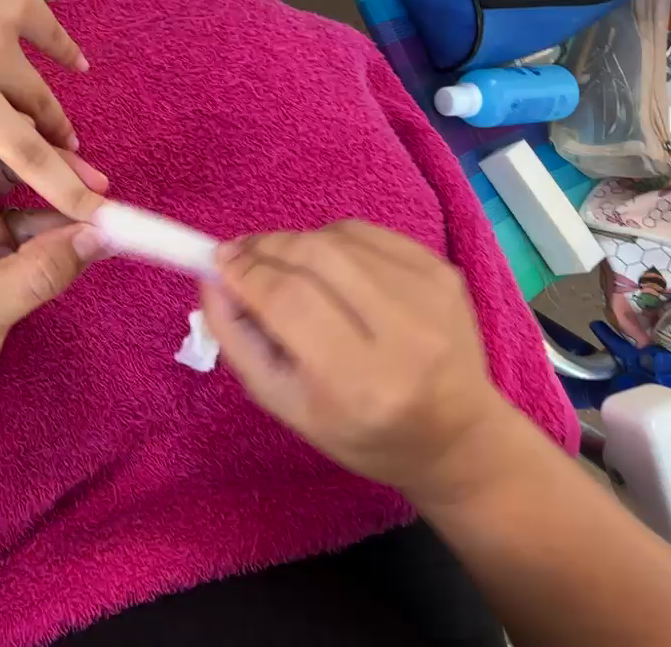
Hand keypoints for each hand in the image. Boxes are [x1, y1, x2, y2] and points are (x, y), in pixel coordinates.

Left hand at [0, 0, 99, 254]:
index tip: (6, 245)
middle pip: (24, 154)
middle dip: (63, 192)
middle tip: (96, 214)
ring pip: (43, 101)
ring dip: (60, 127)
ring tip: (74, 145)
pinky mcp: (22, 4)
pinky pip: (55, 42)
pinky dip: (68, 59)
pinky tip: (78, 68)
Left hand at [0, 145, 113, 427]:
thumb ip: (41, 269)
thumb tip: (101, 234)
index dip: (1, 131)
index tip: (54, 132)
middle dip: (44, 175)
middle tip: (97, 183)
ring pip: (12, 207)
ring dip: (55, 212)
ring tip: (103, 218)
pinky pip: (19, 241)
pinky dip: (51, 243)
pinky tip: (85, 245)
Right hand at [201, 221, 524, 503]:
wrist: (457, 438)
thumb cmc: (361, 431)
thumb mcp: (284, 403)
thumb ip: (237, 340)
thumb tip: (213, 277)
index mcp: (362, 383)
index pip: (291, 301)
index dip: (247, 272)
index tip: (218, 261)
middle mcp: (406, 334)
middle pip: (316, 256)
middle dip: (265, 247)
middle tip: (240, 255)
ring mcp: (431, 296)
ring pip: (337, 237)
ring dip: (294, 242)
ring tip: (283, 266)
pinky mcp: (443, 271)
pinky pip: (366, 232)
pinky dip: (330, 239)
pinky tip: (327, 267)